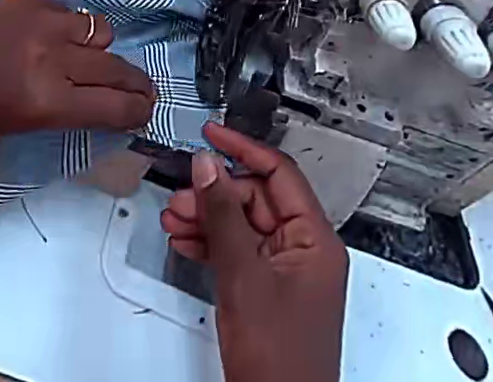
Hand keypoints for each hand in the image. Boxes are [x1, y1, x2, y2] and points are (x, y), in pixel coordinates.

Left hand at [0, 0, 156, 140]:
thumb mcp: (20, 125)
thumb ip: (66, 108)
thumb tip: (100, 99)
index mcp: (50, 101)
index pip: (116, 105)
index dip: (138, 110)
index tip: (143, 109)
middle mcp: (53, 58)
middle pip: (117, 68)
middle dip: (135, 82)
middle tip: (139, 89)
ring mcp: (40, 22)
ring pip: (99, 28)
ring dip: (100, 46)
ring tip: (86, 56)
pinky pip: (66, 10)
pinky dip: (66, 25)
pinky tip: (48, 35)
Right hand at [161, 122, 348, 381]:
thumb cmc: (280, 361)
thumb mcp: (242, 273)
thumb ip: (222, 214)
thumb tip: (207, 166)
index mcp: (315, 240)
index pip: (279, 173)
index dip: (243, 148)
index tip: (213, 134)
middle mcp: (303, 249)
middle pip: (254, 197)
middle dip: (214, 193)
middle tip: (183, 193)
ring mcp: (283, 268)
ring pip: (240, 221)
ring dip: (206, 216)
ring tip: (176, 218)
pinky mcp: (264, 285)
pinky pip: (235, 245)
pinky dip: (209, 239)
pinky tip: (186, 239)